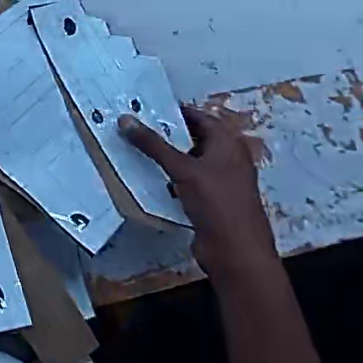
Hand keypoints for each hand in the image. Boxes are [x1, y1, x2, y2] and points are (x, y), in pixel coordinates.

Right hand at [118, 106, 278, 282]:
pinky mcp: (209, 201)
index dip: (175, 111)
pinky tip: (147, 177)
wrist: (237, 253)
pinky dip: (167, 176)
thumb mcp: (183, 169)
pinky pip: (184, 180)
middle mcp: (226, 159)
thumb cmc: (217, 204)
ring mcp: (218, 181)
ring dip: (164, 156)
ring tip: (134, 148)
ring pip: (186, 160)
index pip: (200, 117)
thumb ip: (153, 144)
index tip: (145, 108)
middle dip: (164, 134)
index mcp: (229, 145)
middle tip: (134, 127)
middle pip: (191, 138)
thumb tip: (126, 119)